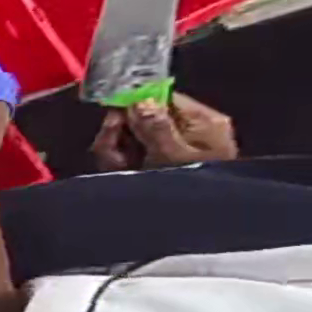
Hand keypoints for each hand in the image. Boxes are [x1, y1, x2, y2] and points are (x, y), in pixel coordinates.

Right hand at [91, 92, 236, 170]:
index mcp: (199, 121)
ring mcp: (168, 143)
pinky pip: (124, 151)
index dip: (133, 104)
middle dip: (117, 135)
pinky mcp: (153, 157)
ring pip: (125, 136)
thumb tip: (139, 102)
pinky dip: (115, 161)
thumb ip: (155, 128)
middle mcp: (185, 127)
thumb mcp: (172, 155)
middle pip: (138, 117)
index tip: (112, 120)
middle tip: (113, 153)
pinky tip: (120, 170)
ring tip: (119, 166)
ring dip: (113, 151)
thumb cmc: (193, 183)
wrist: (199, 214)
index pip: (162, 97)